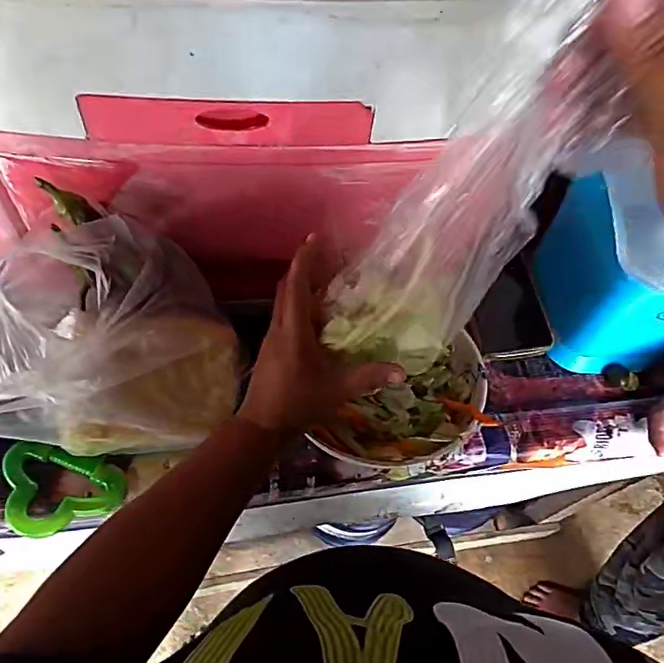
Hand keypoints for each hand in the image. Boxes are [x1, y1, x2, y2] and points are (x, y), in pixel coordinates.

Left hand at [239, 236, 403, 433]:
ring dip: (302, 286)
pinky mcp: (272, 348)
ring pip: (284, 301)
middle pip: (288, 287)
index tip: (315, 238)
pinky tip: (318, 315)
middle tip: (328, 256)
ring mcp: (273, 337)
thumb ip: (368, 377)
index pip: (297, 285)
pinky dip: (300, 305)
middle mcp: (279, 327)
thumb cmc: (297, 403)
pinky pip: (285, 315)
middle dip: (305, 267)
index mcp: (293, 331)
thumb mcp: (337, 390)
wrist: (262, 425)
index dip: (306, 259)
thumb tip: (401, 371)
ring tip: (327, 281)